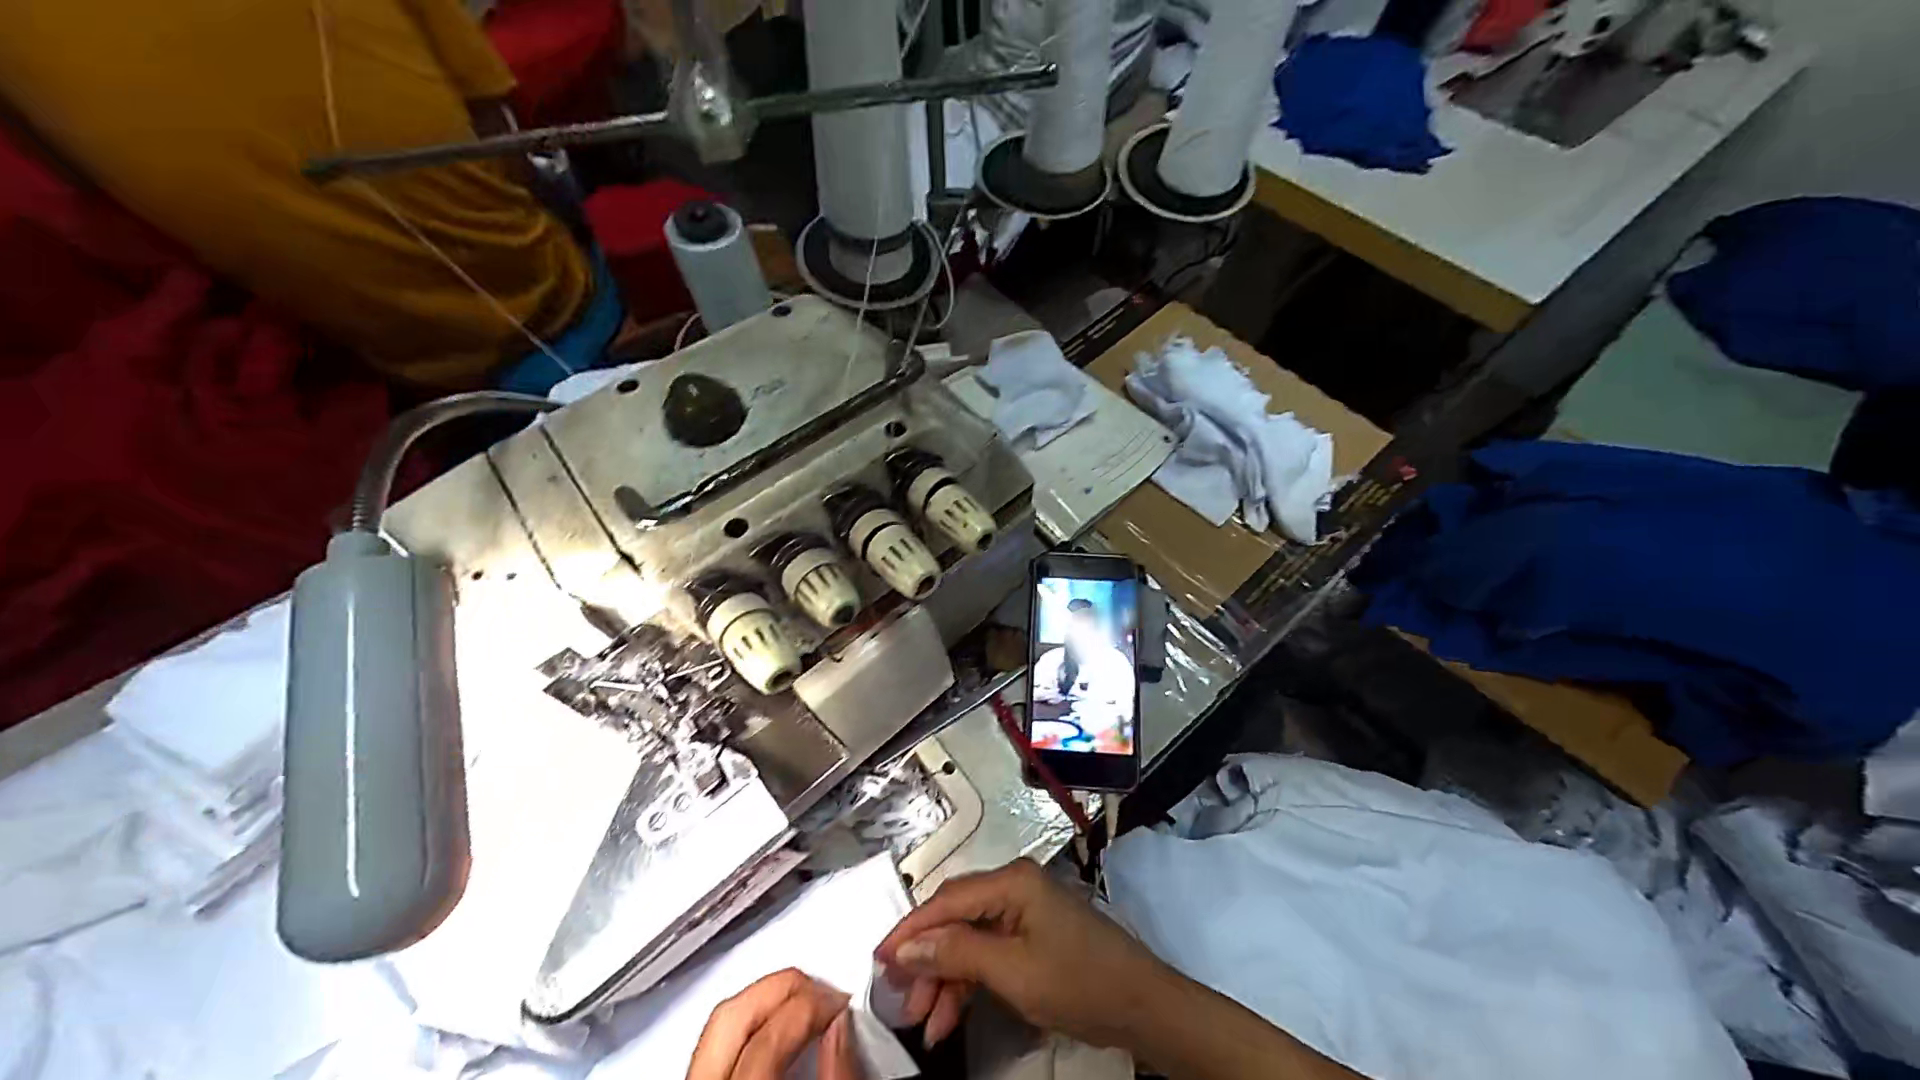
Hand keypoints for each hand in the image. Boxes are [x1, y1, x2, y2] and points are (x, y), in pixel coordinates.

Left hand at [688, 969, 862, 1079]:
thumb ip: (835, 1074)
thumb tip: (841, 1022)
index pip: (766, 1038)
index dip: (810, 1008)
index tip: (840, 1001)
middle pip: (730, 1017)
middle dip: (783, 989)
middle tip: (822, 991)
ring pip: (718, 1025)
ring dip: (765, 1002)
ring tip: (805, 1003)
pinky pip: (713, 1043)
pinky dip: (748, 1023)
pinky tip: (776, 1026)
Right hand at [874, 860, 1181, 1050]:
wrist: (1141, 1005)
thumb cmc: (1077, 980)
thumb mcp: (1012, 972)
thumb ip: (956, 954)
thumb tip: (906, 947)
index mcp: (1011, 881)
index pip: (947, 900)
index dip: (910, 929)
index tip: (878, 959)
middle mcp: (1013, 887)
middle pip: (955, 919)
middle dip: (927, 961)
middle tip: (902, 999)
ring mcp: (1023, 912)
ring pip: (968, 941)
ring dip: (946, 980)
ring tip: (925, 1021)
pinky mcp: (1030, 936)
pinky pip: (988, 954)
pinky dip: (969, 984)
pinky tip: (950, 1017)